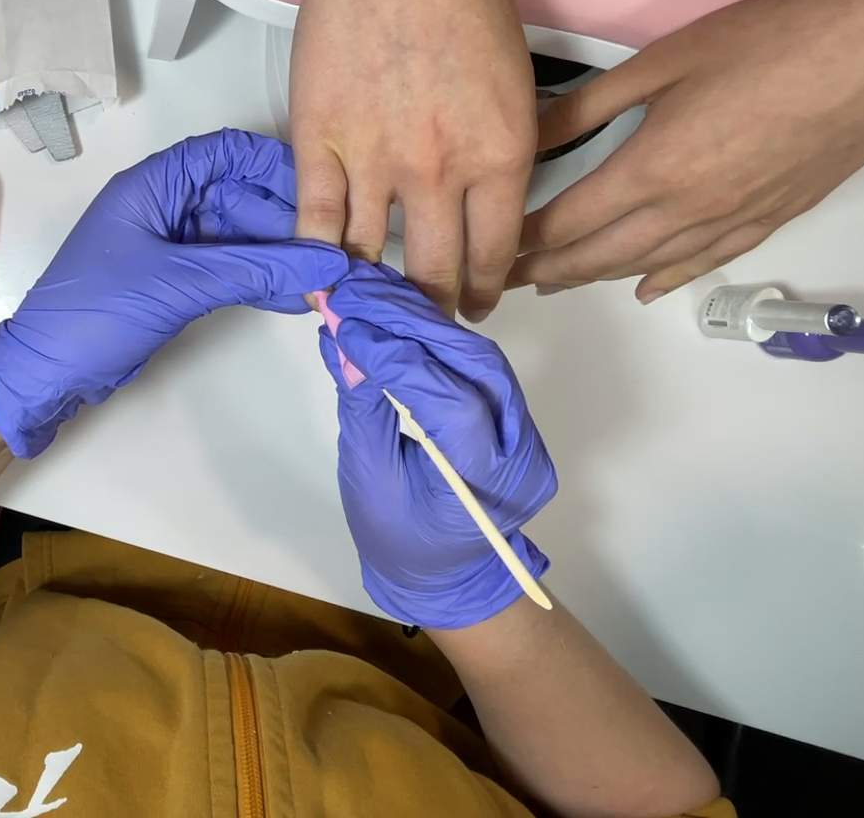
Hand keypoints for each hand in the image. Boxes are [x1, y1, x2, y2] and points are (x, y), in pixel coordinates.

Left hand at [0, 130, 348, 457]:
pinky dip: (254, 280)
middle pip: (233, 195)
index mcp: (149, 186)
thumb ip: (252, 270)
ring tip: (320, 278)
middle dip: (281, 220)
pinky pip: (222, 268)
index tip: (319, 191)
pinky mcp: (171, 279)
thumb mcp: (177, 284)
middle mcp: (159, 206)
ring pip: (232, 235)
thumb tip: (324, 263)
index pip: (221, 154)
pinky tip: (291, 296)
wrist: (50, 371)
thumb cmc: (98, 312)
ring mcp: (165, 244)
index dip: (271, 166)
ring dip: (273, 255)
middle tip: (329, 249)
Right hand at [289, 0, 535, 321]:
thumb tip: (475, 200)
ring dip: (367, 289)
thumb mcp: (512, 81)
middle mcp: (439, 169)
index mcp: (502, 154)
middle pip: (430, 270)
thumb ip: (498, 150)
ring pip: (366, 252)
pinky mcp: (317, 141)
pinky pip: (313, 219)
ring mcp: (371, 158)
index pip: (493, 254)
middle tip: (420, 324)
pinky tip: (317, 280)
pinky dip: (314, 257)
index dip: (480, 292)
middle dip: (427, 308)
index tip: (471, 309)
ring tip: (365, 308)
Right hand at [320, 264, 555, 628]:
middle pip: (473, 363)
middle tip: (354, 288)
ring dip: (420, 316)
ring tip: (369, 289)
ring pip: (478, 355)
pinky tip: (393, 309)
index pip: (446, 399)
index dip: (392, 355)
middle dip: (408, 318)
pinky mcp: (510, 415)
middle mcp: (520, 450)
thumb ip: (363, 407)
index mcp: (486, 482)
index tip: (341, 320)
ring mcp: (522, 431)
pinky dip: (431, 332)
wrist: (447, 575)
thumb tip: (343, 342)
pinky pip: (474, 364)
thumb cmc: (397, 539)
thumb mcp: (369, 478)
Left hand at [513, 0, 863, 302]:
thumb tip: (523, 135)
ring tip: (554, 283)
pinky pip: (710, 260)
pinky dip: (669, 278)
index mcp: (652, 171)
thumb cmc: (770, 40)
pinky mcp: (778, 214)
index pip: (566, 223)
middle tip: (506, 278)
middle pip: (598, 255)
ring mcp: (738, 217)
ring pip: (647, 264)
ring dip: (594, 277)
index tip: (489, 248)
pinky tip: (645, 289)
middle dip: (545, 269)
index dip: (522, 239)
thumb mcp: (658, 64)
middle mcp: (690, 208)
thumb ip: (584, 108)